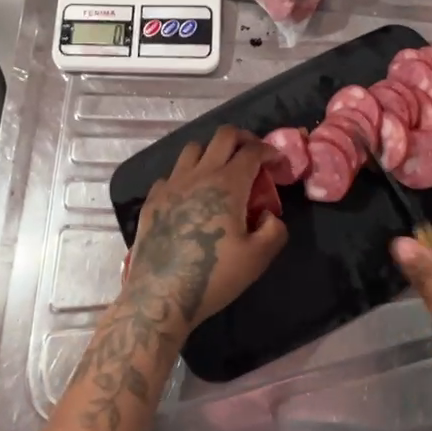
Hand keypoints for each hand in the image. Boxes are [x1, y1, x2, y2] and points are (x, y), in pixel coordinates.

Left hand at [123, 125, 288, 336]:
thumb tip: (268, 214)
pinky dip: (187, 175)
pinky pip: (172, 173)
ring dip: (213, 152)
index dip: (269, 151)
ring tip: (221, 171)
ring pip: (194, 148)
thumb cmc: (214, 276)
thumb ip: (274, 230)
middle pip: (223, 136)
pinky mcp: (153, 198)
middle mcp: (199, 174)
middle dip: (243, 139)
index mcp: (228, 184)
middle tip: (253, 155)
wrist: (162, 294)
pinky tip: (191, 195)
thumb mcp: (259, 258)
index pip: (252, 151)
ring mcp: (172, 184)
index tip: (278, 163)